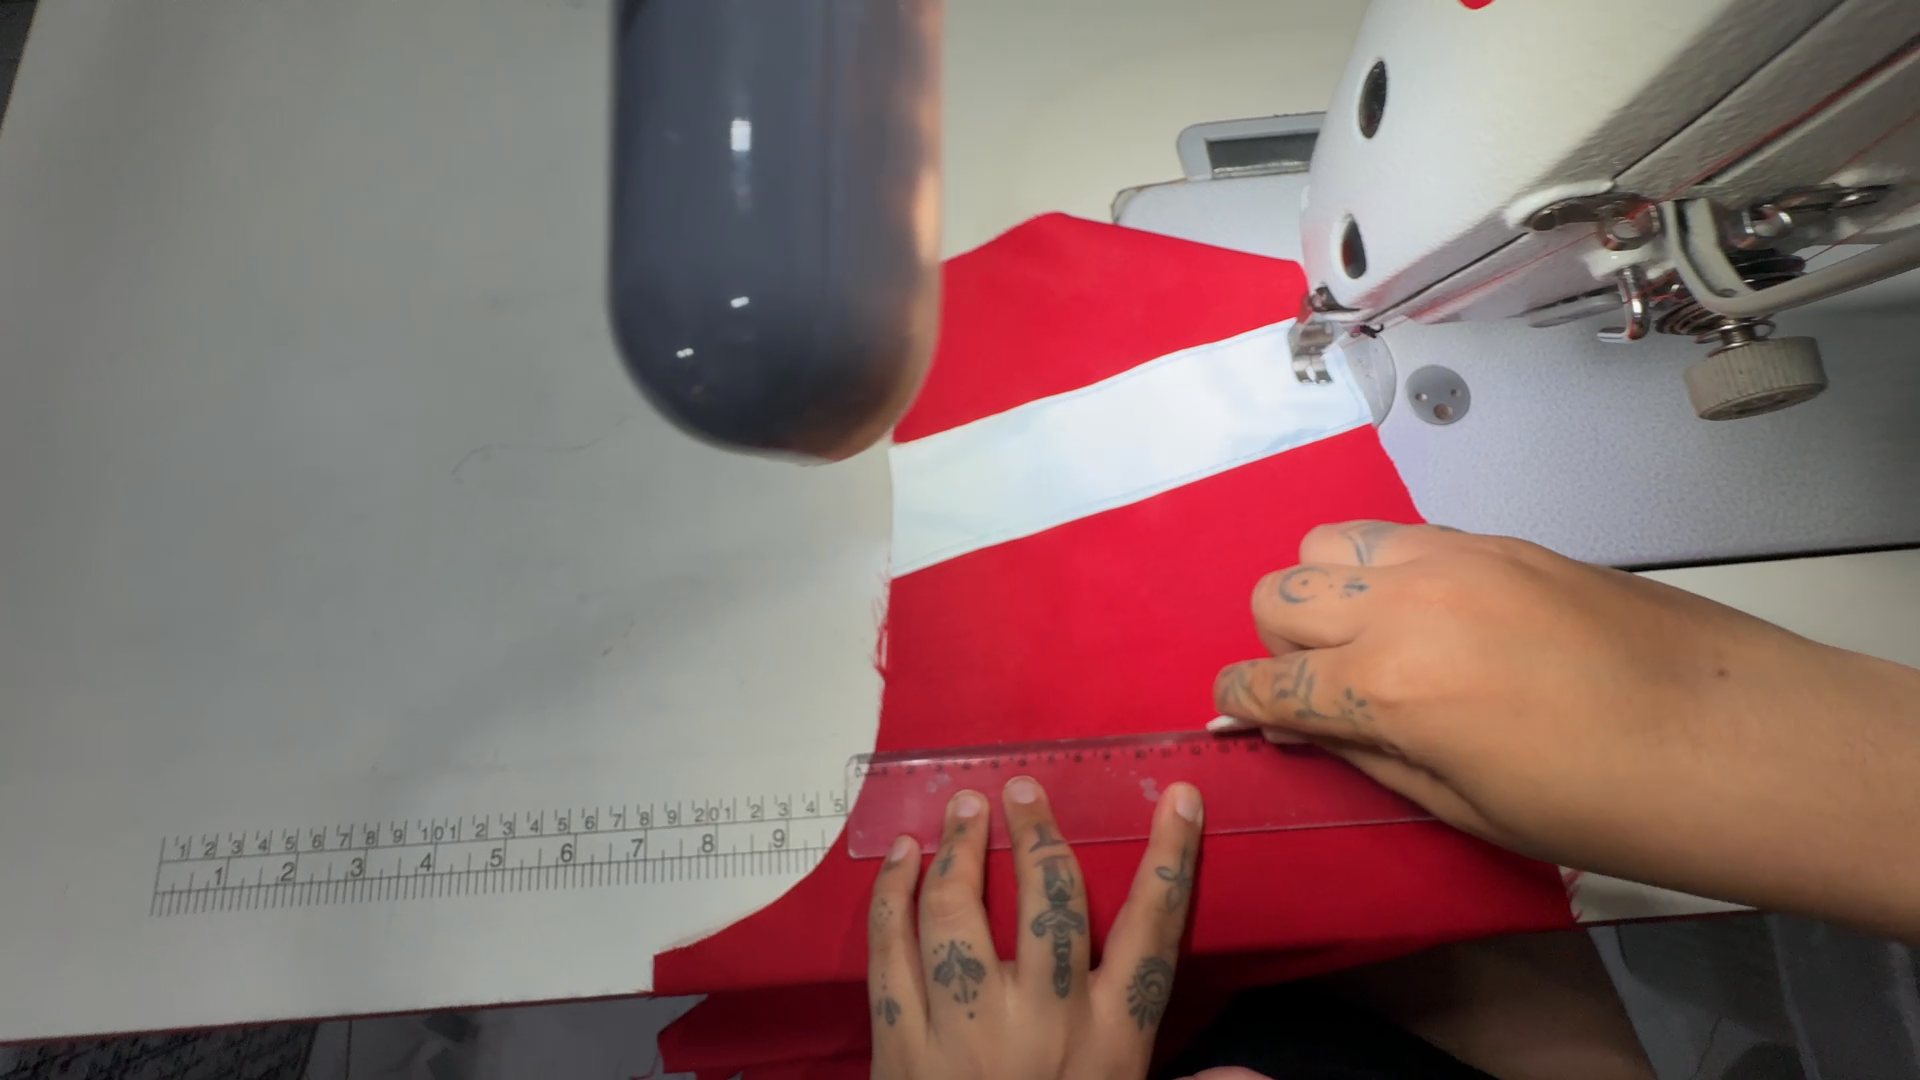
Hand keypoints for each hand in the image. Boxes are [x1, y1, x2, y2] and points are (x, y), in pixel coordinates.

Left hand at [868, 777, 1203, 1079]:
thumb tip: (1260, 1072)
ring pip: (959, 914)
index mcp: (1109, 1043)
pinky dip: (891, 895)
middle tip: (1023, 788)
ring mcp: (963, 1032)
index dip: (1172, 860)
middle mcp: (1042, 1024)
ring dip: (961, 851)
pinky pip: (890, 952)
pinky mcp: (899, 1045)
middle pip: (1049, 905)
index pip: (1154, 934)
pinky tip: (902, 857)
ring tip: (965, 805)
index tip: (1180, 798)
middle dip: (1039, 838)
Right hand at [1212, 521, 1919, 935]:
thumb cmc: (1602, 806)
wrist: (1752, 740)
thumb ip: (1357, 751)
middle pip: (1273, 597)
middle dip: (1275, 645)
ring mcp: (1443, 560)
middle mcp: (1396, 608)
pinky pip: (1388, 534)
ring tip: (1365, 628)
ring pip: (1318, 547)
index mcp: (1386, 690)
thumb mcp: (1460, 808)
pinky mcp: (1486, 537)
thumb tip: (1290, 724)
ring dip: (1319, 592)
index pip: (1263, 682)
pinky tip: (1422, 604)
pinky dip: (1375, 568)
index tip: (1238, 715)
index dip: (1236, 704)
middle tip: (1321, 679)